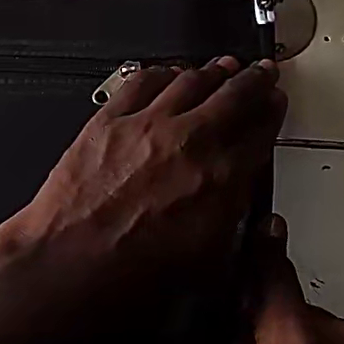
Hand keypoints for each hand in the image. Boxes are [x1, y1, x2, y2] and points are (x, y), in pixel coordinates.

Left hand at [0, 55, 285, 316]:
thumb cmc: (128, 275)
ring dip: (213, 72)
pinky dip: (162, 73)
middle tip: (262, 74)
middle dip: (254, 82)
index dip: (271, 115)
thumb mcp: (205, 263)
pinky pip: (143, 81)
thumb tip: (234, 201)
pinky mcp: (109, 121)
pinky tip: (167, 73)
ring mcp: (148, 126)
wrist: (69, 266)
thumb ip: (228, 219)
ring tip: (224, 68)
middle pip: (234, 96)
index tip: (273, 106)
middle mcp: (189, 144)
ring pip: (192, 80)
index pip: (260, 134)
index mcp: (221, 180)